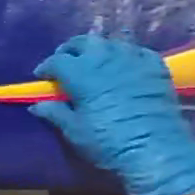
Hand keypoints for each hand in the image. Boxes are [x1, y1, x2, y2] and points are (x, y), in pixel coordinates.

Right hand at [28, 33, 194, 194]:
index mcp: (81, 74)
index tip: (42, 77)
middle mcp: (105, 60)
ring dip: (99, 50)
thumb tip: (37, 105)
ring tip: (95, 63)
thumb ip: (55, 113)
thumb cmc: (108, 142)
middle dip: (71, 50)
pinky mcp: (156, 69)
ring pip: (112, 43)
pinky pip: (139, 51)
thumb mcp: (74, 131)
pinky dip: (127, 55)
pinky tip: (125, 66)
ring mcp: (133, 61)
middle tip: (66, 64)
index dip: (46, 67)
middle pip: (84, 42)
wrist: (157, 152)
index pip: (57, 60)